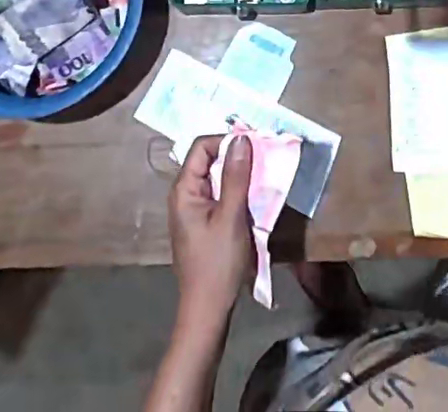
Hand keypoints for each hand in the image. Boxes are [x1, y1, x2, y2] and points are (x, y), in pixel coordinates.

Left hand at [168, 134, 253, 321]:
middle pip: (208, 160)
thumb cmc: (217, 263)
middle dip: (236, 157)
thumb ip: (236, 176)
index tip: (255, 145)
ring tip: (264, 175)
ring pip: (216, 178)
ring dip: (239, 175)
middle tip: (264, 158)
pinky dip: (236, 192)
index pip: (202, 147)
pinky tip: (254, 198)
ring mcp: (193, 209)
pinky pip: (219, 196)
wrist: (207, 310)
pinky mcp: (203, 223)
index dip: (227, 141)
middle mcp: (184, 194)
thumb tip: (242, 138)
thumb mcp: (231, 217)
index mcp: (184, 188)